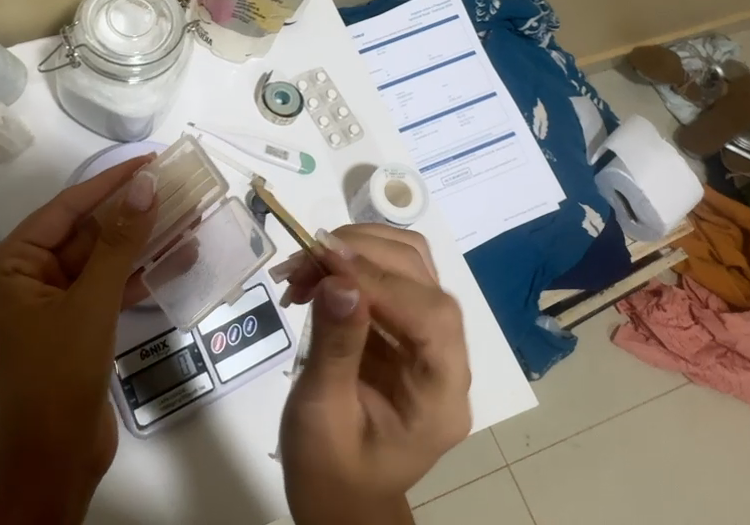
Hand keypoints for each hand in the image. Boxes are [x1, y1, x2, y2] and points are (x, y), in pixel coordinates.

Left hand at [0, 156, 158, 524]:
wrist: (52, 464)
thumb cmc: (57, 376)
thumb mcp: (91, 303)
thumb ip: (119, 242)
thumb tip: (145, 185)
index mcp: (12, 264)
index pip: (66, 208)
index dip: (110, 182)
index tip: (150, 161)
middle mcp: (28, 277)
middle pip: (87, 232)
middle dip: (133, 213)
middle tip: (178, 186)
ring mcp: (53, 303)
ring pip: (103, 259)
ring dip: (143, 242)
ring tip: (189, 215)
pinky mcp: (77, 327)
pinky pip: (110, 288)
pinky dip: (141, 275)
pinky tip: (180, 256)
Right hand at [273, 224, 471, 524]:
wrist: (340, 499)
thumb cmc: (329, 471)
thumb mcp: (323, 416)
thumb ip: (334, 348)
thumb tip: (338, 281)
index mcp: (440, 397)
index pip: (430, 317)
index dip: (380, 279)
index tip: (325, 257)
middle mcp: (447, 362)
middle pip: (424, 280)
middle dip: (362, 254)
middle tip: (302, 260)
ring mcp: (428, 342)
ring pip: (410, 267)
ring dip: (357, 250)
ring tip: (305, 265)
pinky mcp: (403, 330)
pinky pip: (388, 278)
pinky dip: (350, 264)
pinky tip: (315, 277)